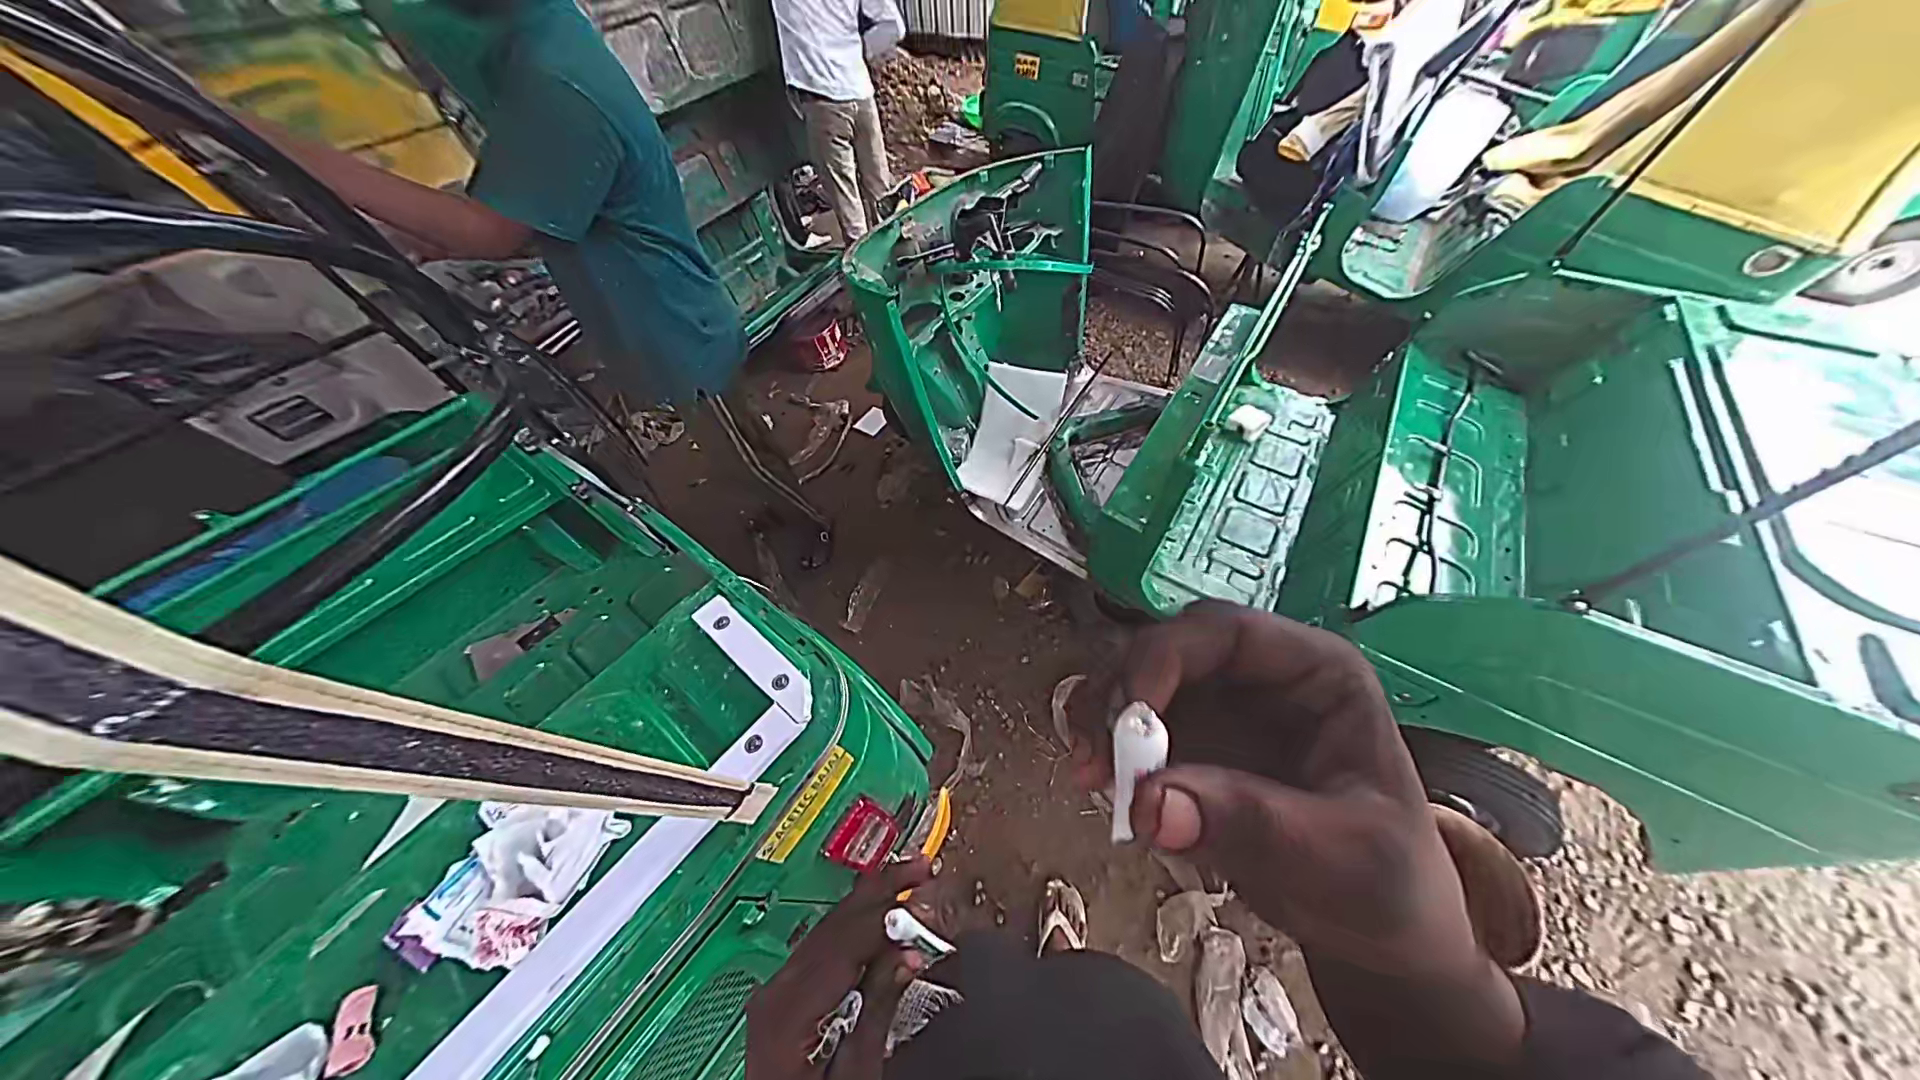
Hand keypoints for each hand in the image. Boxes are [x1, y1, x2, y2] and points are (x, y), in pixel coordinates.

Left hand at [745, 857, 934, 1079]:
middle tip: (920, 867)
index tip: (924, 895)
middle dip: (882, 888)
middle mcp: (776, 989)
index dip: (890, 913)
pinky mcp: (784, 995)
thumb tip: (907, 955)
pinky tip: (876, 914)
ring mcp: (776, 990)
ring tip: (905, 880)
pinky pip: (823, 944)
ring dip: (871, 901)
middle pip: (837, 921)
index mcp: (789, 1007)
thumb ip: (878, 1008)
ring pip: (830, 926)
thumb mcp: (854, 1072)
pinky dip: (854, 925)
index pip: (848, 937)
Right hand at [1069, 602, 1523, 1071]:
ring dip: (1099, 714)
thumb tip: (1149, 803)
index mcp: (1314, 671)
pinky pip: (1126, 722)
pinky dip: (1100, 742)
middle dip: (1122, 689)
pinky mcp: (1184, 741)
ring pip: (1134, 677)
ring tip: (1089, 772)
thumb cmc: (1385, 882)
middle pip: (1167, 647)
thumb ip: (1251, 824)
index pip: (1227, 631)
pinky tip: (1096, 780)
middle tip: (1098, 752)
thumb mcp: (1342, 858)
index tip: (1131, 714)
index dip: (1167, 655)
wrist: (1371, 929)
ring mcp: (1214, 706)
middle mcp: (1255, 676)